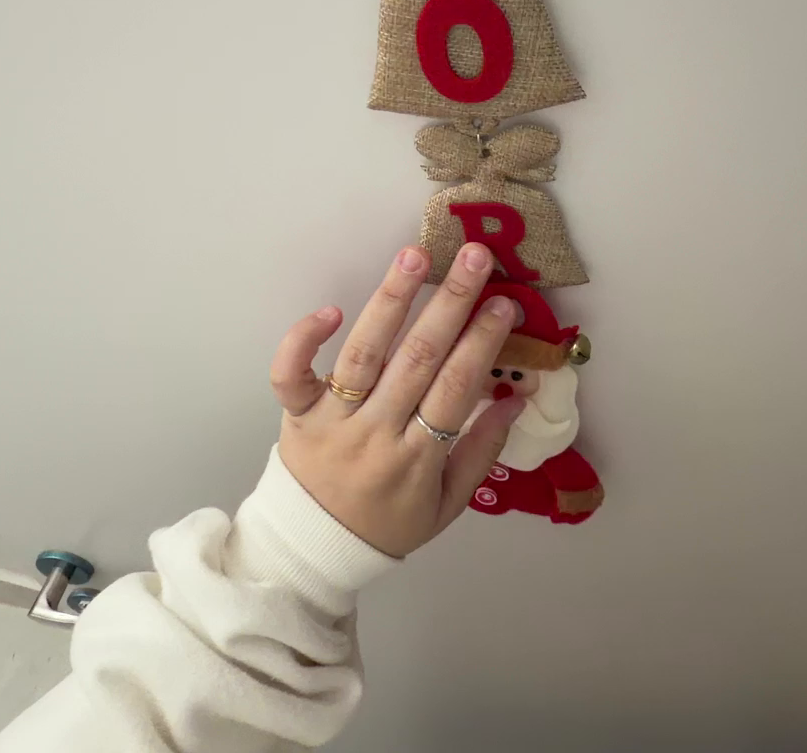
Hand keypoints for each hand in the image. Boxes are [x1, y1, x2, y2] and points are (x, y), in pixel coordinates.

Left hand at [266, 243, 526, 557]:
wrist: (312, 552)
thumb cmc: (387, 525)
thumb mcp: (447, 505)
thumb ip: (481, 452)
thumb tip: (515, 399)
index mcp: (416, 459)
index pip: (455, 389)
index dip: (482, 343)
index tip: (504, 303)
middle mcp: (374, 432)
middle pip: (417, 359)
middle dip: (450, 303)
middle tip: (474, 256)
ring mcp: (331, 421)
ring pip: (363, 353)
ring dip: (391, 299)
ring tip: (415, 255)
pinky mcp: (295, 414)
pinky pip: (291, 375)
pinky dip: (303, 340)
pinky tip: (331, 309)